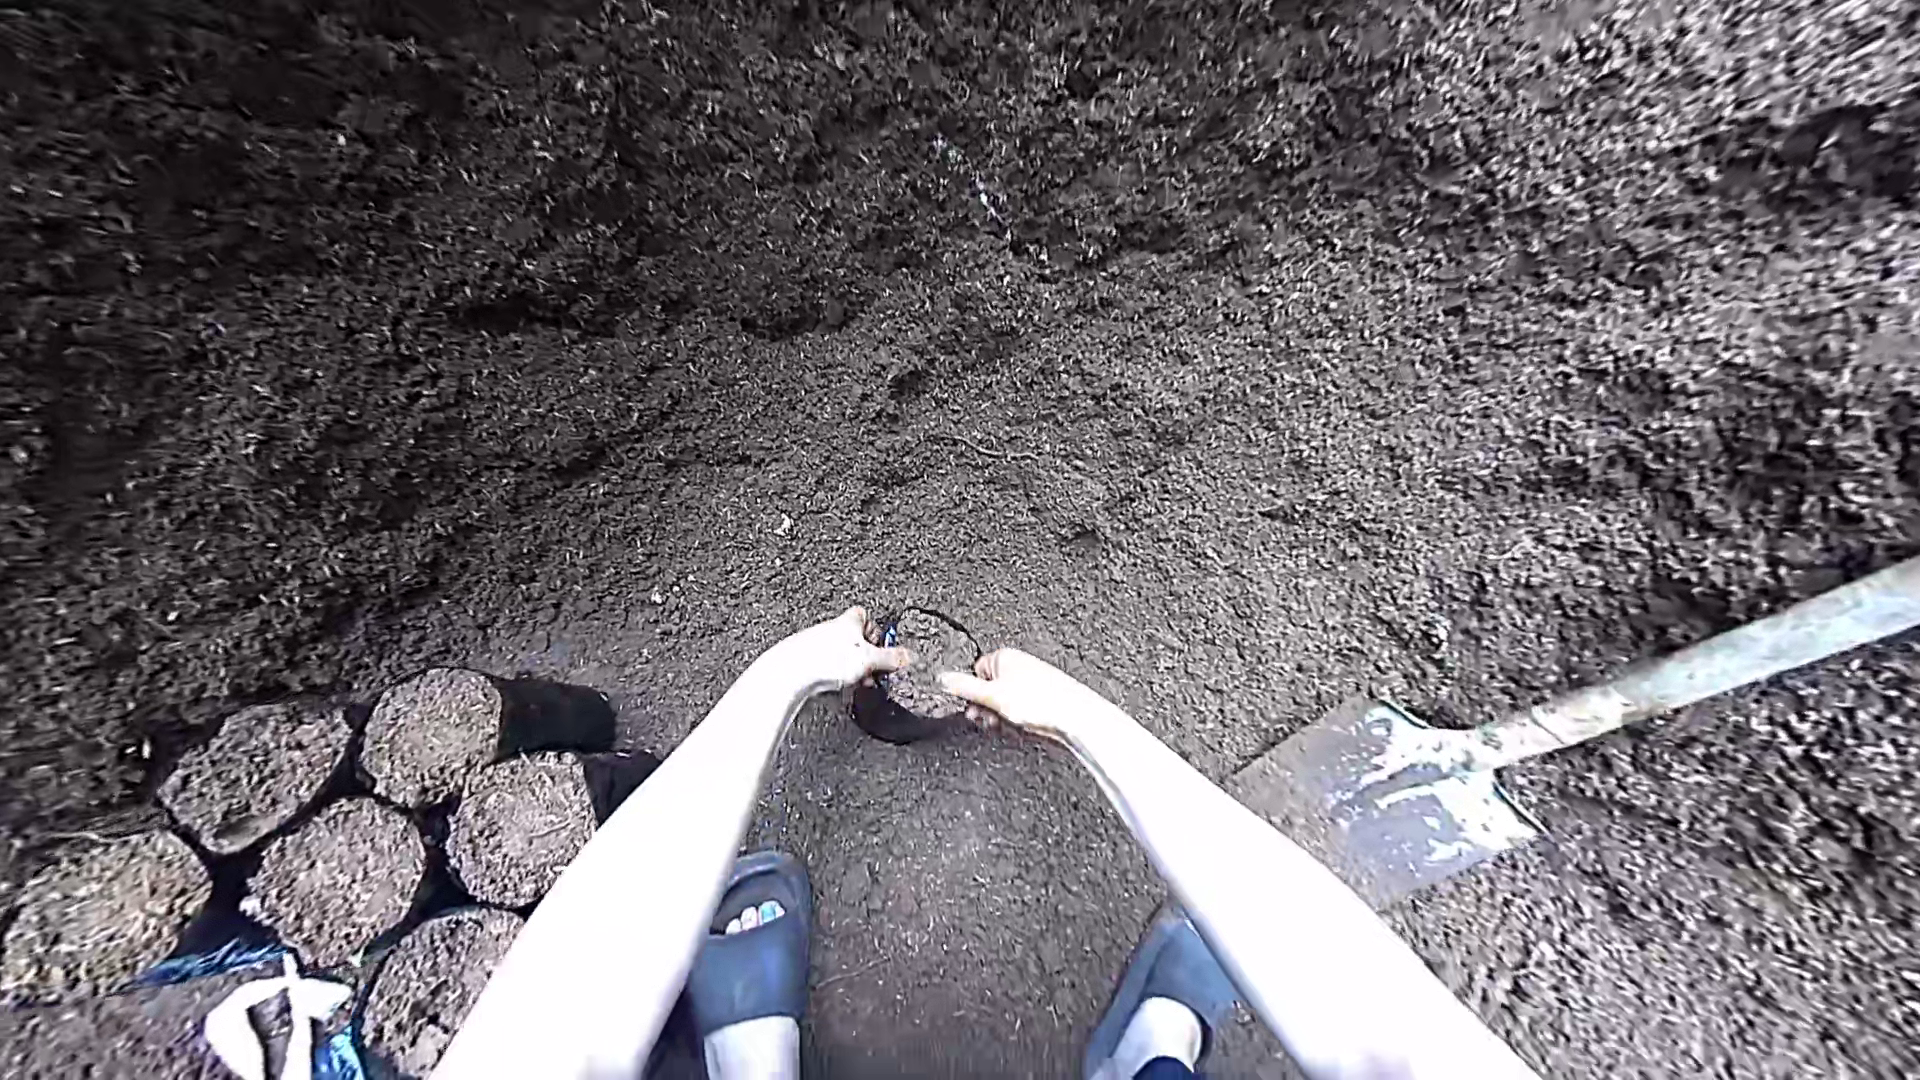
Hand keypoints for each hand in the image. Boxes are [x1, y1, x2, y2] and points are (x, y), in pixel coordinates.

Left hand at [763, 606, 912, 694]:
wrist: (790, 671)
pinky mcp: (803, 659)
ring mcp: (815, 643)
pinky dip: (830, 675)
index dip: (874, 630)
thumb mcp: (870, 660)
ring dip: (846, 668)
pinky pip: (823, 666)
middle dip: (862, 656)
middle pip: (852, 638)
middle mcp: (831, 628)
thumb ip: (891, 658)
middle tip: (869, 671)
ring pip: (837, 653)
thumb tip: (909, 656)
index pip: (864, 616)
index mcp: (848, 622)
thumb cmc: (826, 658)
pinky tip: (832, 686)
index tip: (881, 647)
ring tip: (850, 682)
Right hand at [938, 647, 1122, 742]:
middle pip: (989, 690)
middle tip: (993, 721)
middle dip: (988, 709)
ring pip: (1004, 703)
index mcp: (1004, 657)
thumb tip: (941, 677)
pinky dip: (1019, 721)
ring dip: (1003, 718)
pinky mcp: (1041, 697)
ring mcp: (1030, 681)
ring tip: (1013, 726)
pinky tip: (1026, 728)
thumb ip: (963, 687)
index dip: (973, 695)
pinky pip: (1020, 710)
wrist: (1075, 716)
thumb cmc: (1039, 701)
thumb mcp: (992, 696)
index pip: (975, 673)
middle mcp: (1017, 665)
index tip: (976, 710)